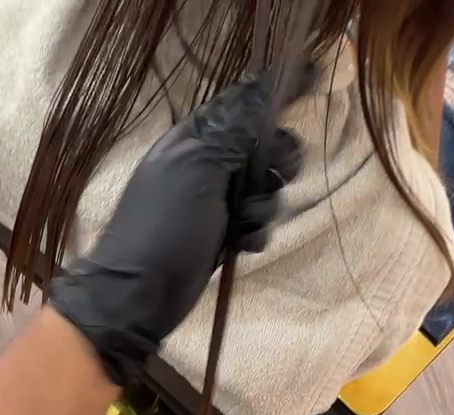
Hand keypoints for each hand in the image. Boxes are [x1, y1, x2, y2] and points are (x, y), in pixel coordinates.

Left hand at [48, 75, 304, 384]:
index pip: (244, 101)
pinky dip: (254, 234)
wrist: (140, 294)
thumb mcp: (199, 168)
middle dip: (275, 162)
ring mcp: (214, 203)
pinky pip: (255, 225)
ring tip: (243, 224)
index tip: (314, 80)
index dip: (276, 92)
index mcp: (195, 138)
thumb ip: (236, 128)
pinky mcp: (221, 237)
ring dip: (264, 206)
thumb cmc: (164, 226)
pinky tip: (241, 247)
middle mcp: (207, 165)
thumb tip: (267, 86)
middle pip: (264, 146)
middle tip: (270, 180)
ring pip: (265, 189)